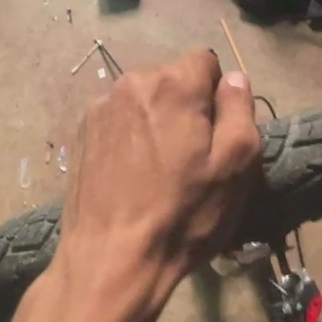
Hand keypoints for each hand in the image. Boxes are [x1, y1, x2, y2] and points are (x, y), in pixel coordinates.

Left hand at [54, 51, 260, 320]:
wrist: (110, 261)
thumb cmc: (182, 214)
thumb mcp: (235, 165)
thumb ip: (240, 110)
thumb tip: (234, 78)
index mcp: (174, 84)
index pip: (205, 61)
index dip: (216, 94)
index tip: (215, 133)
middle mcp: (133, 82)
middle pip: (173, 79)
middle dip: (186, 106)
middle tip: (190, 157)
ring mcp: (102, 106)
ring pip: (144, 100)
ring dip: (156, 120)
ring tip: (158, 169)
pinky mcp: (82, 133)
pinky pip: (119, 119)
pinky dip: (130, 135)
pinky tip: (131, 175)